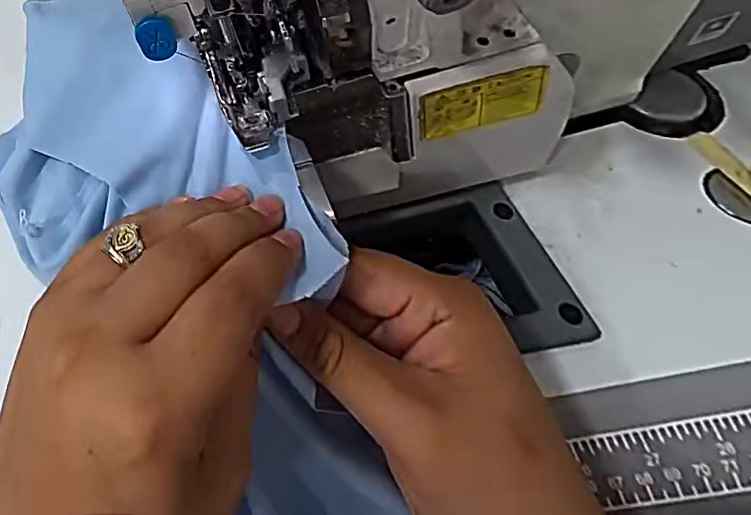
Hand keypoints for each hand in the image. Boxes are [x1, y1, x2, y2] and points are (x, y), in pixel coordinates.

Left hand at [0, 187, 303, 514]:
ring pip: (140, 236)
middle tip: (269, 212)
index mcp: (153, 402)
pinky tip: (174, 213)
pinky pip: (101, 245)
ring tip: (231, 200)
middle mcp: (102, 345)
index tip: (291, 245)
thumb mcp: (217, 471)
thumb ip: (239, 378)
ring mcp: (63, 319)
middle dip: (236, 227)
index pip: (226, 301)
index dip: (266, 264)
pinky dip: (144, 223)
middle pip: (184, 256)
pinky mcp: (42, 308)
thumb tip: (252, 299)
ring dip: (192, 212)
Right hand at [267, 250, 598, 514]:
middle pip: (345, 288)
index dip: (301, 268)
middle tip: (246, 306)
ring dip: (306, 328)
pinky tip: (290, 354)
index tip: (252, 275)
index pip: (353, 263)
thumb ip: (336, 356)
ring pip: (343, 319)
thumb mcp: (408, 417)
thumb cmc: (503, 487)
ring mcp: (417, 344)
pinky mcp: (407, 374)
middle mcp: (429, 312)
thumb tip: (276, 308)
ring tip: (259, 327)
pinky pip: (352, 350)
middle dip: (298, 299)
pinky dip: (322, 354)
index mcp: (443, 302)